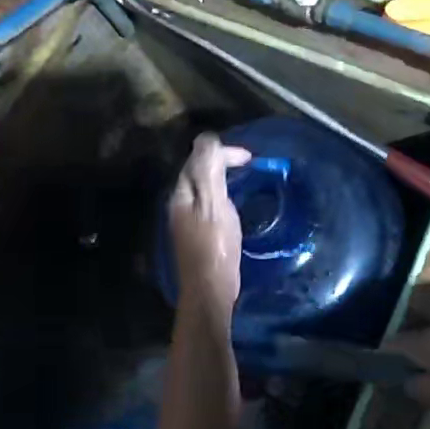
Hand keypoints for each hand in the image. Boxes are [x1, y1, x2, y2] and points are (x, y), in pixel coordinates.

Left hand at [169, 133, 252, 310]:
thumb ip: (209, 171)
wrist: (209, 288)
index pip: (199, 159)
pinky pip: (209, 203)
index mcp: (182, 193)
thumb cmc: (214, 245)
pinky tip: (234, 205)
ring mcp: (186, 220)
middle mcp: (180, 203)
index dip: (223, 153)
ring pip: (203, 187)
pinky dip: (222, 195)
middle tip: (248, 164)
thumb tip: (208, 140)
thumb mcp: (213, 203)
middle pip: (198, 172)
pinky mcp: (197, 234)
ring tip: (244, 179)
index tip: (250, 159)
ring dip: (222, 178)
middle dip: (221, 162)